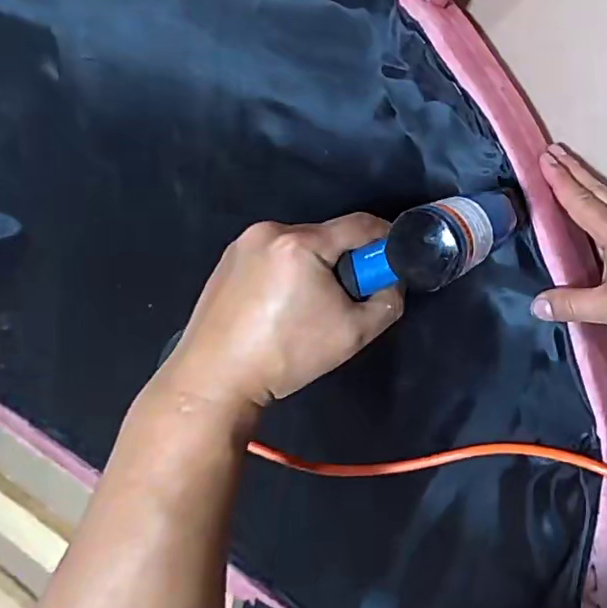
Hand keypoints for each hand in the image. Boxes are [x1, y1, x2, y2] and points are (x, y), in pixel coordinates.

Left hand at [162, 215, 403, 410]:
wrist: (213, 383)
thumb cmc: (286, 355)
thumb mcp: (356, 332)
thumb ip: (389, 299)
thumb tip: (392, 281)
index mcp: (300, 244)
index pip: (360, 224)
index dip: (386, 238)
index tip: (393, 261)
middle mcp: (270, 232)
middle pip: (329, 234)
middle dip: (348, 258)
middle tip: (353, 292)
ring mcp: (243, 244)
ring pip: (302, 244)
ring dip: (319, 264)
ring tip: (314, 303)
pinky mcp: (227, 261)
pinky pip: (276, 254)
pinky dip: (291, 270)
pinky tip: (285, 304)